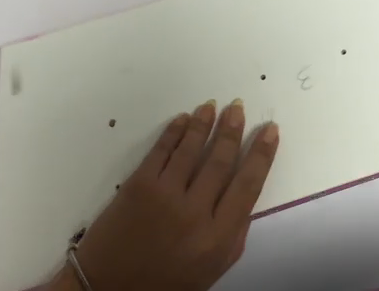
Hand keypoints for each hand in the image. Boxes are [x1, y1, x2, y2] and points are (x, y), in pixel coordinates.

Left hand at [47, 100, 278, 290]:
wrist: (107, 290)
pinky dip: (175, 131)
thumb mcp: (210, 270)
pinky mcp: (138, 185)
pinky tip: (184, 119)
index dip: (262, 154)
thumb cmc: (164, 283)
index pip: (248, 186)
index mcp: (216, 239)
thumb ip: (233, 235)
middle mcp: (194, 214)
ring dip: (205, 123)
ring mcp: (165, 196)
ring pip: (191, 149)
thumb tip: (247, 192)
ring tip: (213, 105)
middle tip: (238, 107)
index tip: (271, 130)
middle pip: (220, 161)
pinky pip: (162, 150)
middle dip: (232, 130)